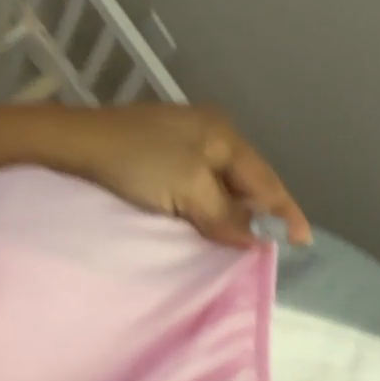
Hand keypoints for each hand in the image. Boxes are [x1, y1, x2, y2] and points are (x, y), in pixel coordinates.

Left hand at [57, 104, 312, 249]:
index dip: (284, 212)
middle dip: (261, 212)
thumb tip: (255, 242)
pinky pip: (197, 187)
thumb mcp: (187, 188)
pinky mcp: (158, 156)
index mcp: (223, 134)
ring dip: (233, 212)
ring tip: (246, 242)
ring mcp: (182, 142)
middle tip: (276, 247)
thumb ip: (223, 214)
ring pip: (220, 185)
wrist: (76, 144)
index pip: (265, 180)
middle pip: (245, 181)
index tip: (303, 242)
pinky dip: (208, 207)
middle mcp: (209, 133)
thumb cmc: (136, 162)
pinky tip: (208, 224)